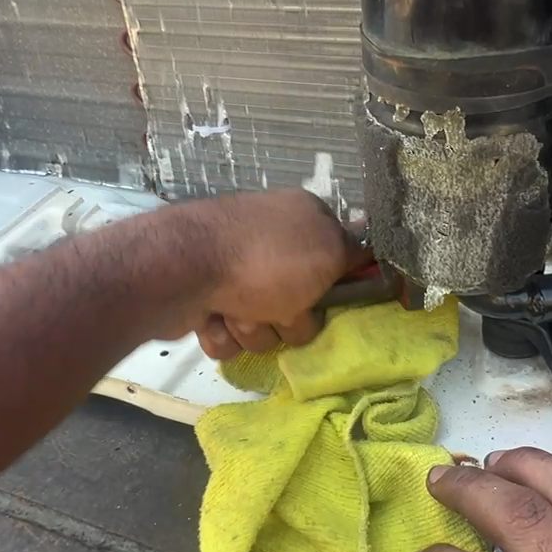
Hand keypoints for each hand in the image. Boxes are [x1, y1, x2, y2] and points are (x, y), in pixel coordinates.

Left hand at [176, 189, 367, 357]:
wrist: (182, 270)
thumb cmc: (266, 260)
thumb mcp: (330, 251)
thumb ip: (356, 251)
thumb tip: (369, 242)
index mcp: (303, 218)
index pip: (337, 256)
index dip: (335, 282)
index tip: (330, 297)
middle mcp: (270, 239)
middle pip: (302, 299)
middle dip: (290, 314)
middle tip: (279, 307)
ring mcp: (235, 268)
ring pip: (265, 323)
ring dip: (255, 327)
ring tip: (237, 311)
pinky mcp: (204, 296)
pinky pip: (230, 333)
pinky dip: (224, 332)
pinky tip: (214, 317)